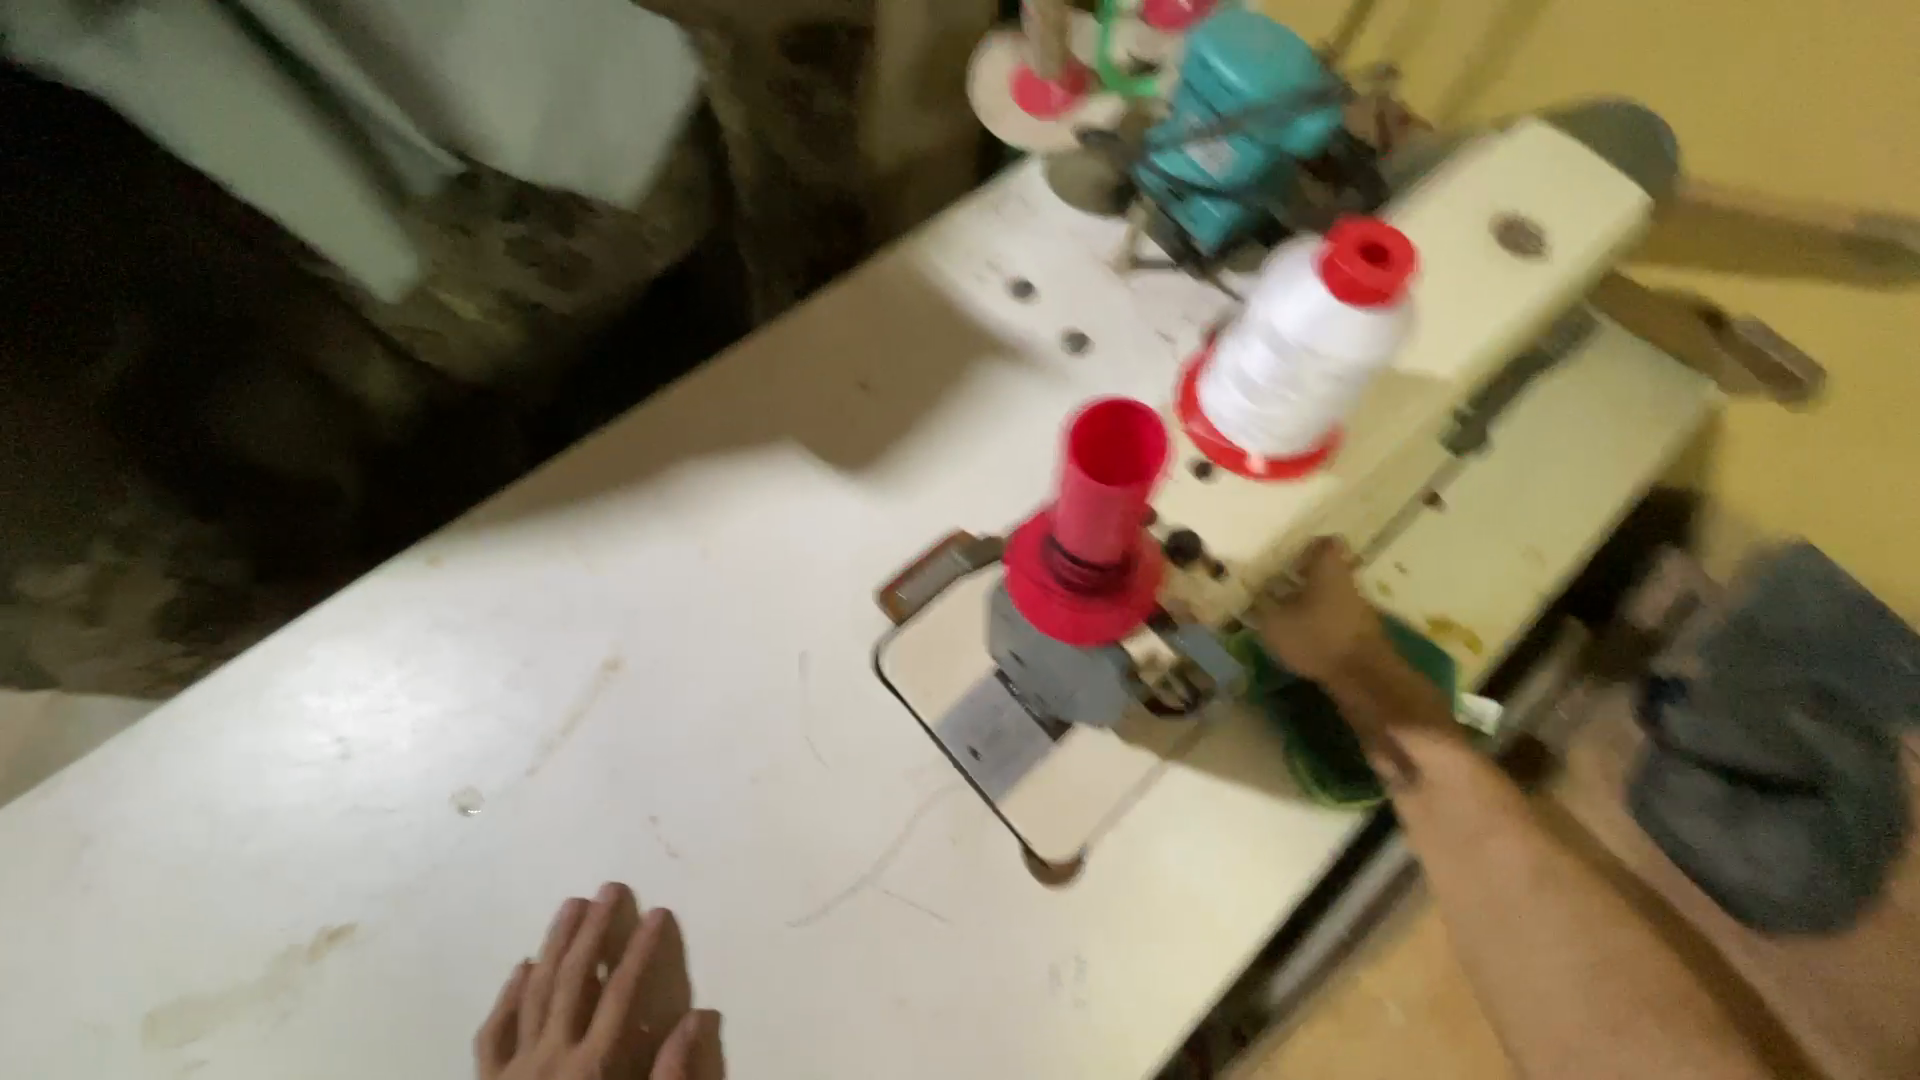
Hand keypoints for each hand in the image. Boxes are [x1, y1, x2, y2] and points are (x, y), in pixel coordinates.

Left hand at [476, 883, 723, 1079]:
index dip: (642, 949)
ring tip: (571, 905)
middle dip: (594, 930)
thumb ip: (671, 1075)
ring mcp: (513, 1071)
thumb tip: (700, 1016)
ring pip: (534, 992)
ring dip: (554, 944)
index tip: (659, 912)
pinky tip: (522, 967)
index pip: (621, 993)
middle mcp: (550, 1059)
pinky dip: (507, 996)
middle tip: (610, 888)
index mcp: (592, 1069)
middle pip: (574, 979)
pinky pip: (493, 1034)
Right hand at [1251, 537, 1390, 685]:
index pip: (1325, 543)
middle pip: (1328, 570)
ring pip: (1332, 593)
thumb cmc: (1316, 638)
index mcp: (1328, 569)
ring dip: (1312, 600)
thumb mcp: (1274, 622)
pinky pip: (1337, 616)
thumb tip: (1253, 593)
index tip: (1287, 556)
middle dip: (1305, 576)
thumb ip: (1261, 605)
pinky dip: (1321, 621)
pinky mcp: (1362, 631)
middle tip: (1278, 584)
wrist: (1364, 677)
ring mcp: (1359, 607)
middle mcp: (1348, 582)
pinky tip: (1302, 635)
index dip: (1306, 546)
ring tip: (1286, 613)